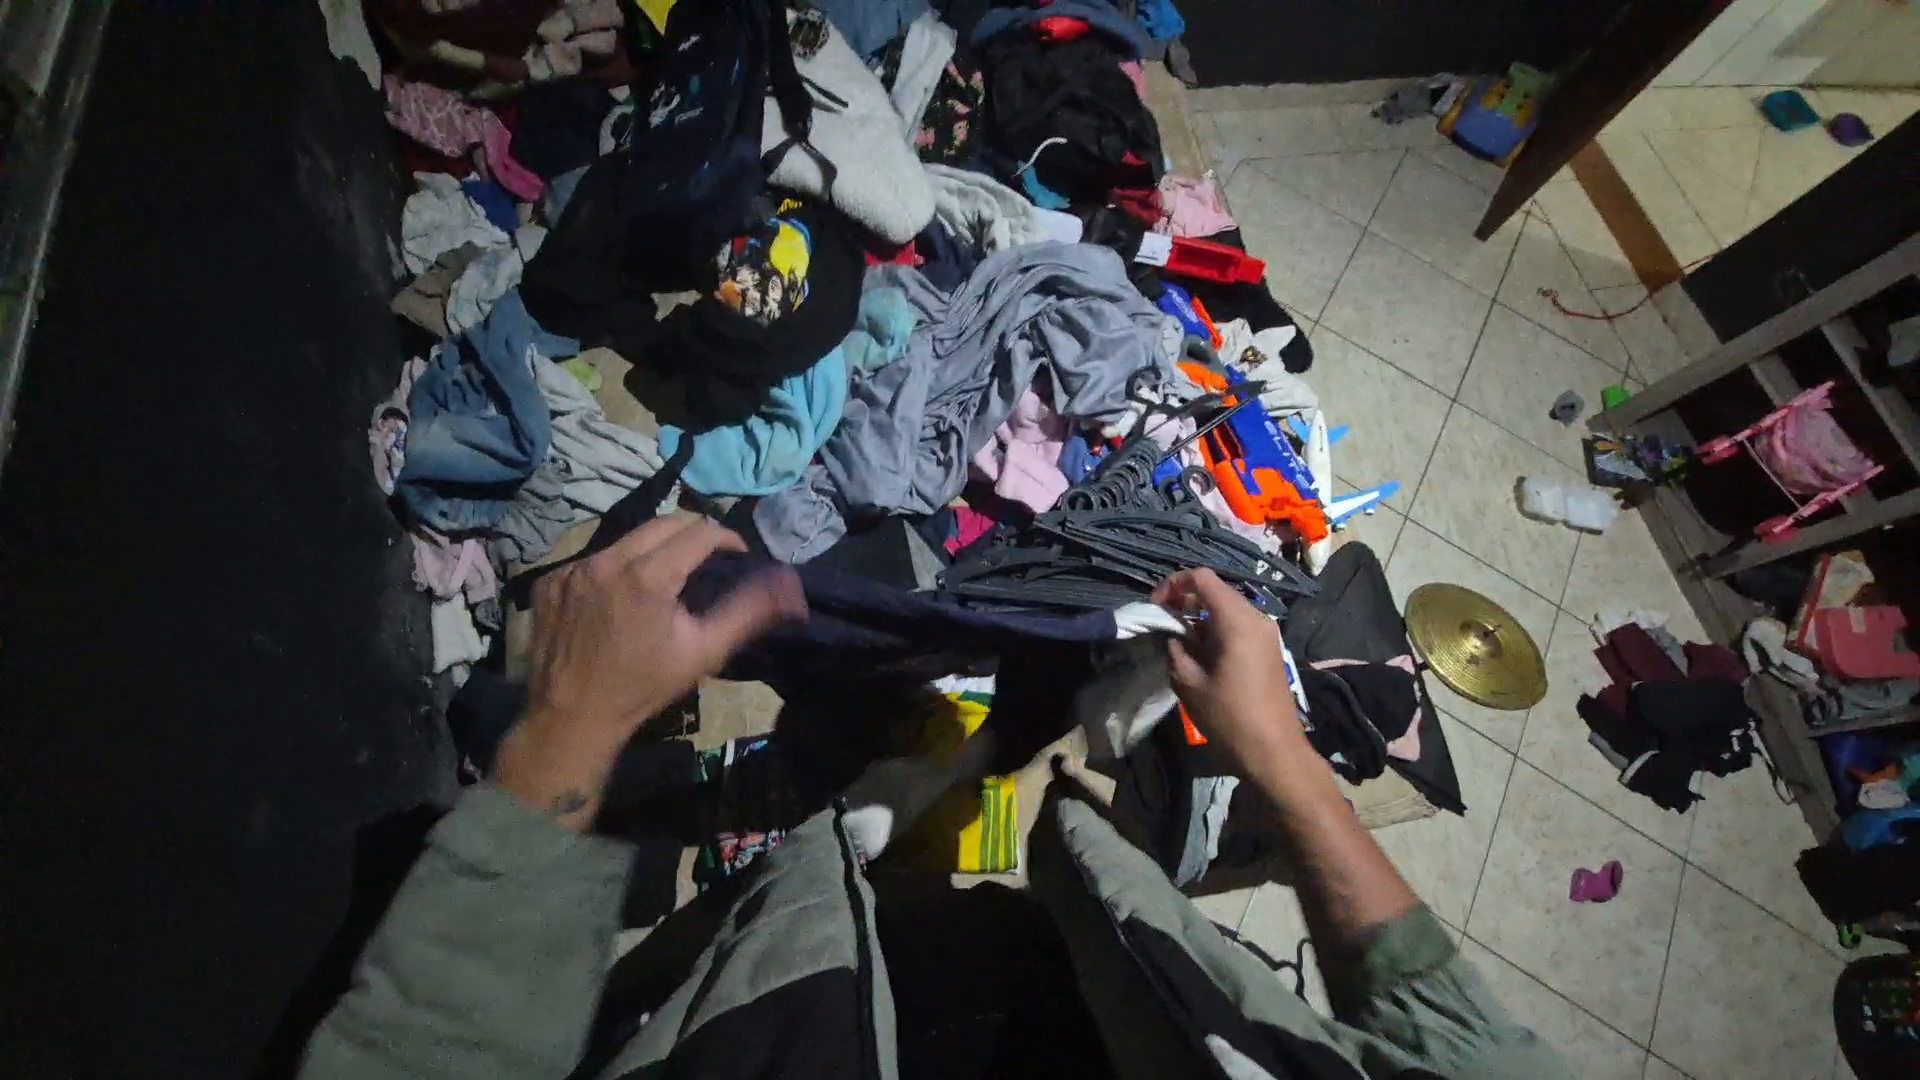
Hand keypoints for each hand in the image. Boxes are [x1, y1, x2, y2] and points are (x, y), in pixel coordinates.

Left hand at [496, 516, 806, 827]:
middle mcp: (607, 560)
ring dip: (655, 549)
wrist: (571, 718)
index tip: (737, 555)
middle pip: (664, 522)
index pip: (699, 530)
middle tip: (708, 560)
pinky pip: (595, 557)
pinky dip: (618, 567)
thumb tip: (790, 585)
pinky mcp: (550, 579)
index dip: (727, 538)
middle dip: (694, 535)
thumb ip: (749, 611)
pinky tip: (621, 597)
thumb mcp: (705, 651)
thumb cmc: (645, 686)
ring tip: (666, 579)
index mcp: (648, 576)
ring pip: (628, 537)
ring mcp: (572, 568)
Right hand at [1153, 569, 1304, 768]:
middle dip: (1184, 601)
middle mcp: (1256, 618)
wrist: (1273, 751)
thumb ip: (1174, 645)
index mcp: (1238, 621)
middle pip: (1215, 590)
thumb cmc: (1229, 716)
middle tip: (1163, 625)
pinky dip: (1215, 628)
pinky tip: (1201, 654)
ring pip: (1226, 607)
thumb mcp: (1188, 680)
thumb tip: (1169, 630)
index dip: (1173, 584)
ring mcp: (1266, 632)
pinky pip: (1237, 624)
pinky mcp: (1268, 648)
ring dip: (1199, 617)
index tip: (1156, 607)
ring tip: (1178, 642)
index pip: (1202, 578)